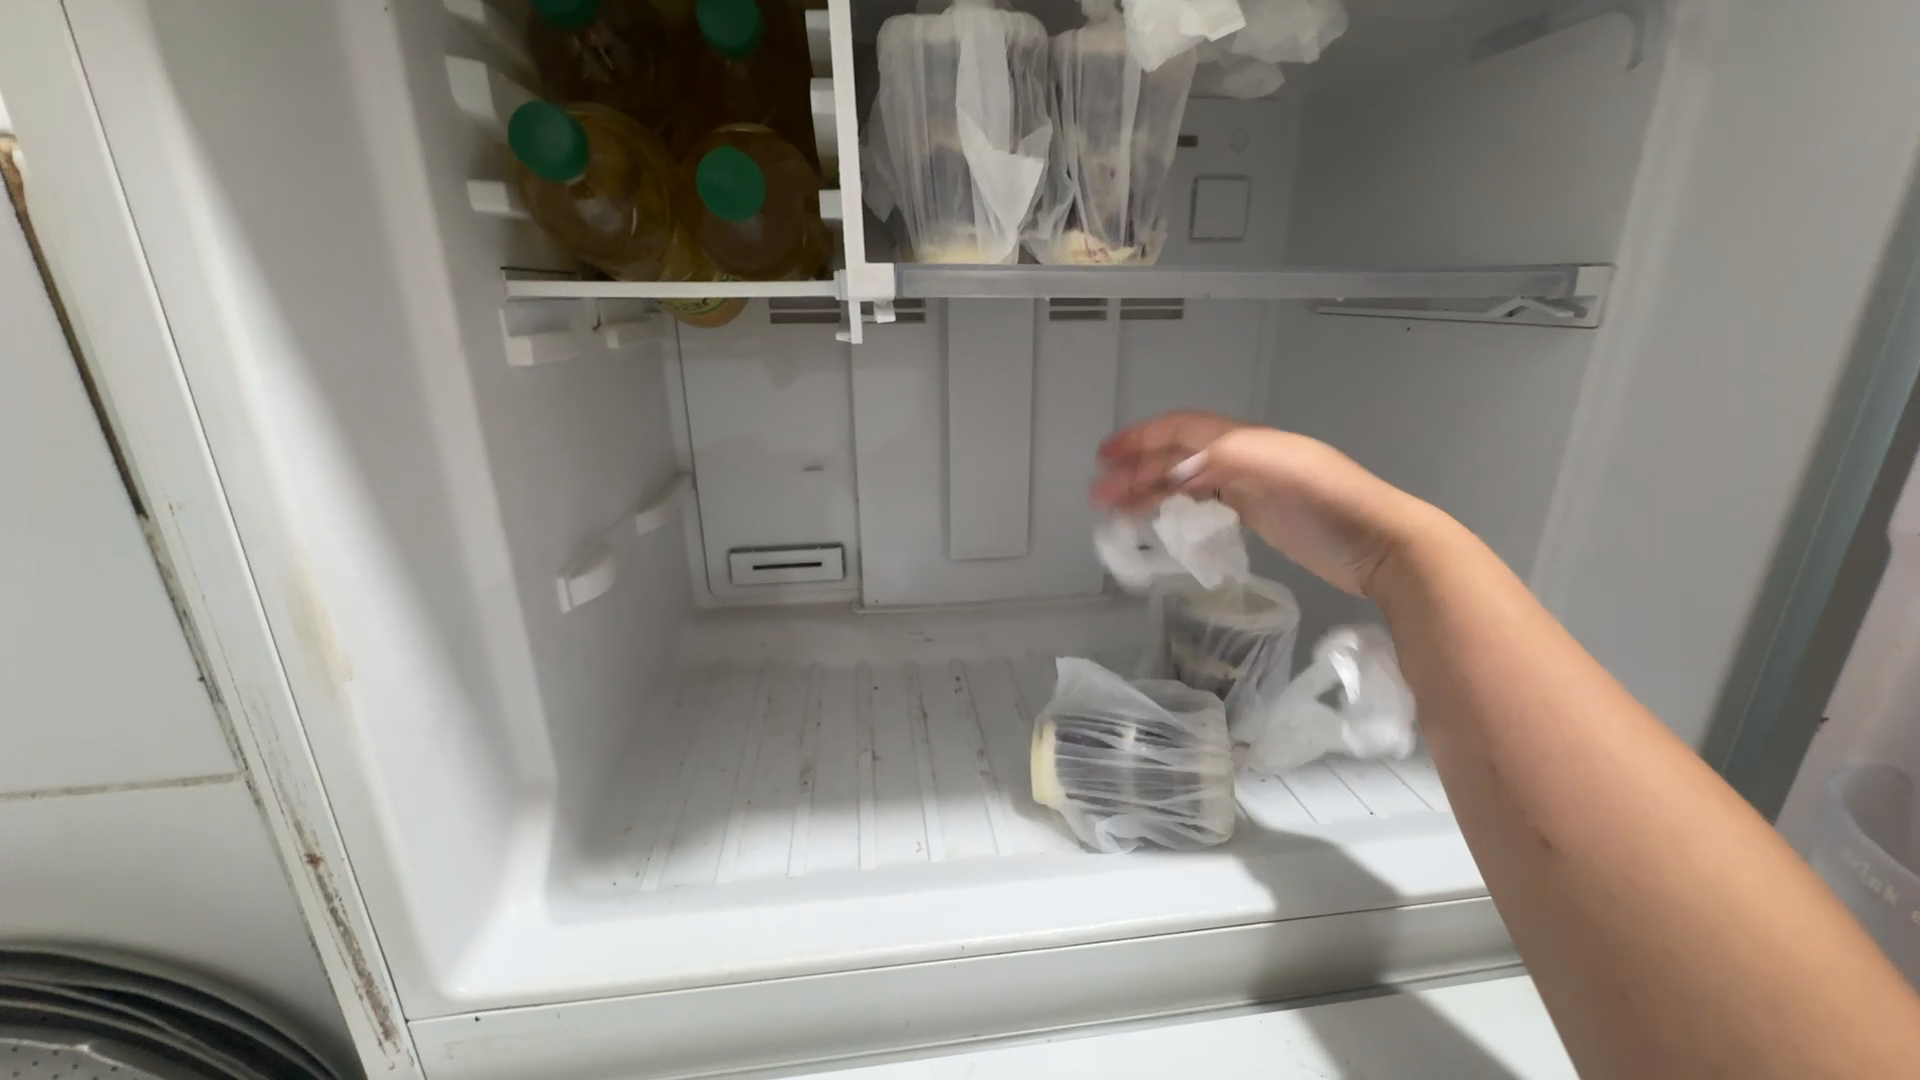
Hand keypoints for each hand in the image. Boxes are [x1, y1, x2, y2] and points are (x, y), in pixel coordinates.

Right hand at [1092, 410, 1429, 596]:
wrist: (1381, 546)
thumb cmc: (1330, 505)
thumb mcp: (1276, 469)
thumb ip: (1222, 459)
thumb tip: (1172, 474)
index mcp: (1246, 440)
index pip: (1182, 430)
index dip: (1142, 438)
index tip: (1107, 456)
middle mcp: (1244, 457)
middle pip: (1178, 457)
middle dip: (1136, 470)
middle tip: (1100, 493)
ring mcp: (1251, 486)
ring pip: (1186, 481)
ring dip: (1150, 491)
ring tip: (1117, 510)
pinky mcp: (1258, 515)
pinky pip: (1204, 504)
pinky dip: (1176, 507)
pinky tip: (1160, 520)